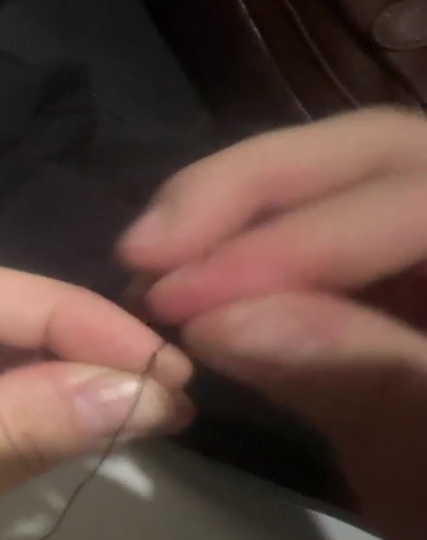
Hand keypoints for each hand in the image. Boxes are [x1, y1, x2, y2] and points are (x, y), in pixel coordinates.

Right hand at [118, 106, 426, 539]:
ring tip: (146, 268)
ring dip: (223, 220)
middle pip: (383, 156)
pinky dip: (227, 253)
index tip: (178, 298)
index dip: (300, 234)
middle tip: (142, 251)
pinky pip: (301, 238)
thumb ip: (366, 383)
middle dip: (247, 194)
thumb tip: (210, 320)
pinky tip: (173, 285)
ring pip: (333, 186)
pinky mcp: (396, 287)